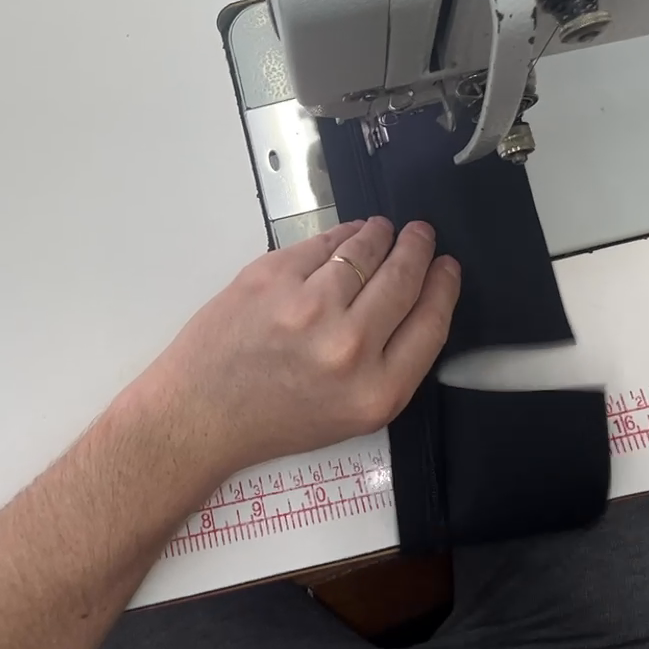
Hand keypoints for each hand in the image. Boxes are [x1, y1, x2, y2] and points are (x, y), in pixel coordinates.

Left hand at [137, 218, 459, 476]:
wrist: (202, 413)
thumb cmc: (274, 418)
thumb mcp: (351, 414)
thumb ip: (390, 365)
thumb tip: (415, 301)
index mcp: (376, 391)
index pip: (431, 323)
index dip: (444, 287)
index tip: (447, 268)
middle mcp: (348, 347)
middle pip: (403, 279)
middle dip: (418, 249)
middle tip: (422, 235)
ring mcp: (307, 305)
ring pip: (363, 251)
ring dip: (380, 234)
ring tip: (384, 229)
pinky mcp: (272, 276)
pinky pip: (322, 242)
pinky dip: (341, 234)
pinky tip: (348, 233)